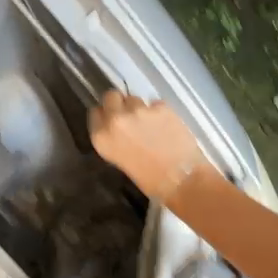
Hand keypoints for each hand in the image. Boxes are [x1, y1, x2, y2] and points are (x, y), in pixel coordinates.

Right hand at [88, 91, 214, 201]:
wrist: (182, 179)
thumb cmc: (149, 180)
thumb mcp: (120, 160)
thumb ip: (114, 140)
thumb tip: (118, 129)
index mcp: (102, 137)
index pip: (95, 113)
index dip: (104, 115)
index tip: (111, 120)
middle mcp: (116, 119)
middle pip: (111, 97)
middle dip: (118, 103)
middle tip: (128, 115)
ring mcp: (139, 110)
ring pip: (134, 98)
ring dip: (139, 108)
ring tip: (150, 123)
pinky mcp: (161, 106)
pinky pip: (155, 103)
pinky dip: (158, 111)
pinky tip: (165, 124)